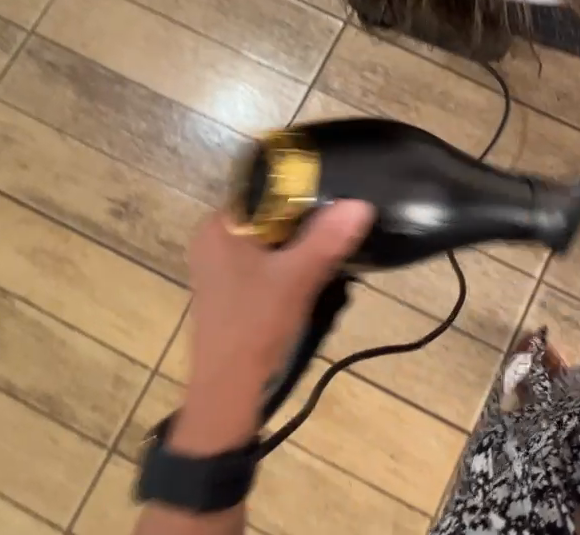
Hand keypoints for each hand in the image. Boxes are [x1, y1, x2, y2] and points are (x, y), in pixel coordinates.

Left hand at [168, 202, 374, 454]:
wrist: (228, 392)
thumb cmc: (254, 326)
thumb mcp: (296, 278)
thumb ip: (327, 238)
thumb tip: (362, 204)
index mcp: (221, 226)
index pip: (269, 187)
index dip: (307, 191)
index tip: (341, 198)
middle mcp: (217, 238)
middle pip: (276, 213)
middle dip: (311, 222)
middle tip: (345, 229)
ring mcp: (224, 264)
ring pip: (278, 238)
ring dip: (307, 246)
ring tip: (338, 253)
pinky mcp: (235, 287)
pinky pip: (272, 259)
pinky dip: (295, 263)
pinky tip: (320, 274)